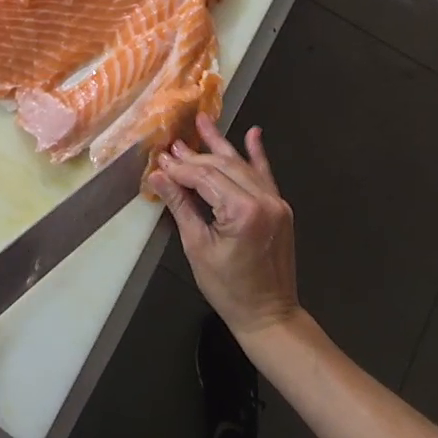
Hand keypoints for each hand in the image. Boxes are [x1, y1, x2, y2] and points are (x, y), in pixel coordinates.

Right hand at [147, 112, 299, 337]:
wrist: (269, 315)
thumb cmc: (228, 288)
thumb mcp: (198, 248)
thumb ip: (180, 206)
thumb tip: (157, 176)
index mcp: (243, 211)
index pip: (206, 177)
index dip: (181, 168)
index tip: (160, 160)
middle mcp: (264, 199)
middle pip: (223, 166)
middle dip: (196, 156)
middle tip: (172, 146)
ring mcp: (276, 201)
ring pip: (242, 166)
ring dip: (221, 145)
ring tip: (202, 122)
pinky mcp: (280, 207)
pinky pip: (266, 175)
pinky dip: (258, 154)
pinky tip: (253, 133)